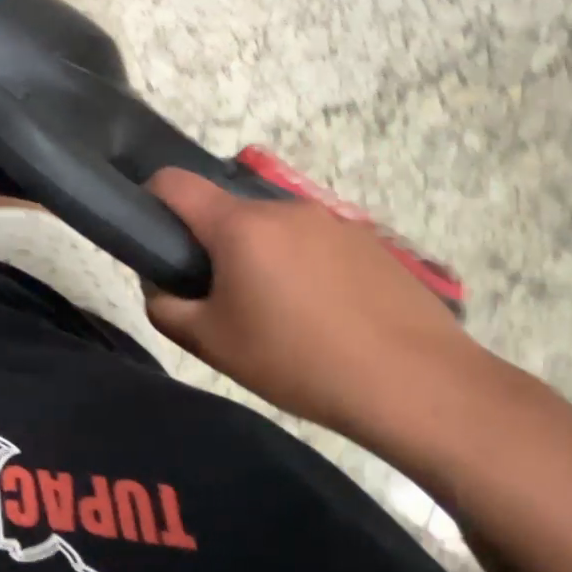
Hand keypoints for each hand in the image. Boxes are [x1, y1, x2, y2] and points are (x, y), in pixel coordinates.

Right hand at [144, 168, 485, 435]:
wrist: (424, 388)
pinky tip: (320, 317)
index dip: (147, 200)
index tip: (151, 240)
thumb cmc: (299, 360)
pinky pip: (313, 245)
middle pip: (224, 212)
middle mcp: (286, 210)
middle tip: (217, 298)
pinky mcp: (373, 246)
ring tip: (274, 313)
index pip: (173, 183)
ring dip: (257, 258)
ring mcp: (335, 224)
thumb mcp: (207, 342)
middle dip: (208, 244)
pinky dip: (300, 269)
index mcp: (240, 226)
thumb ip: (163, 305)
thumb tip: (162, 284)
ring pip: (270, 230)